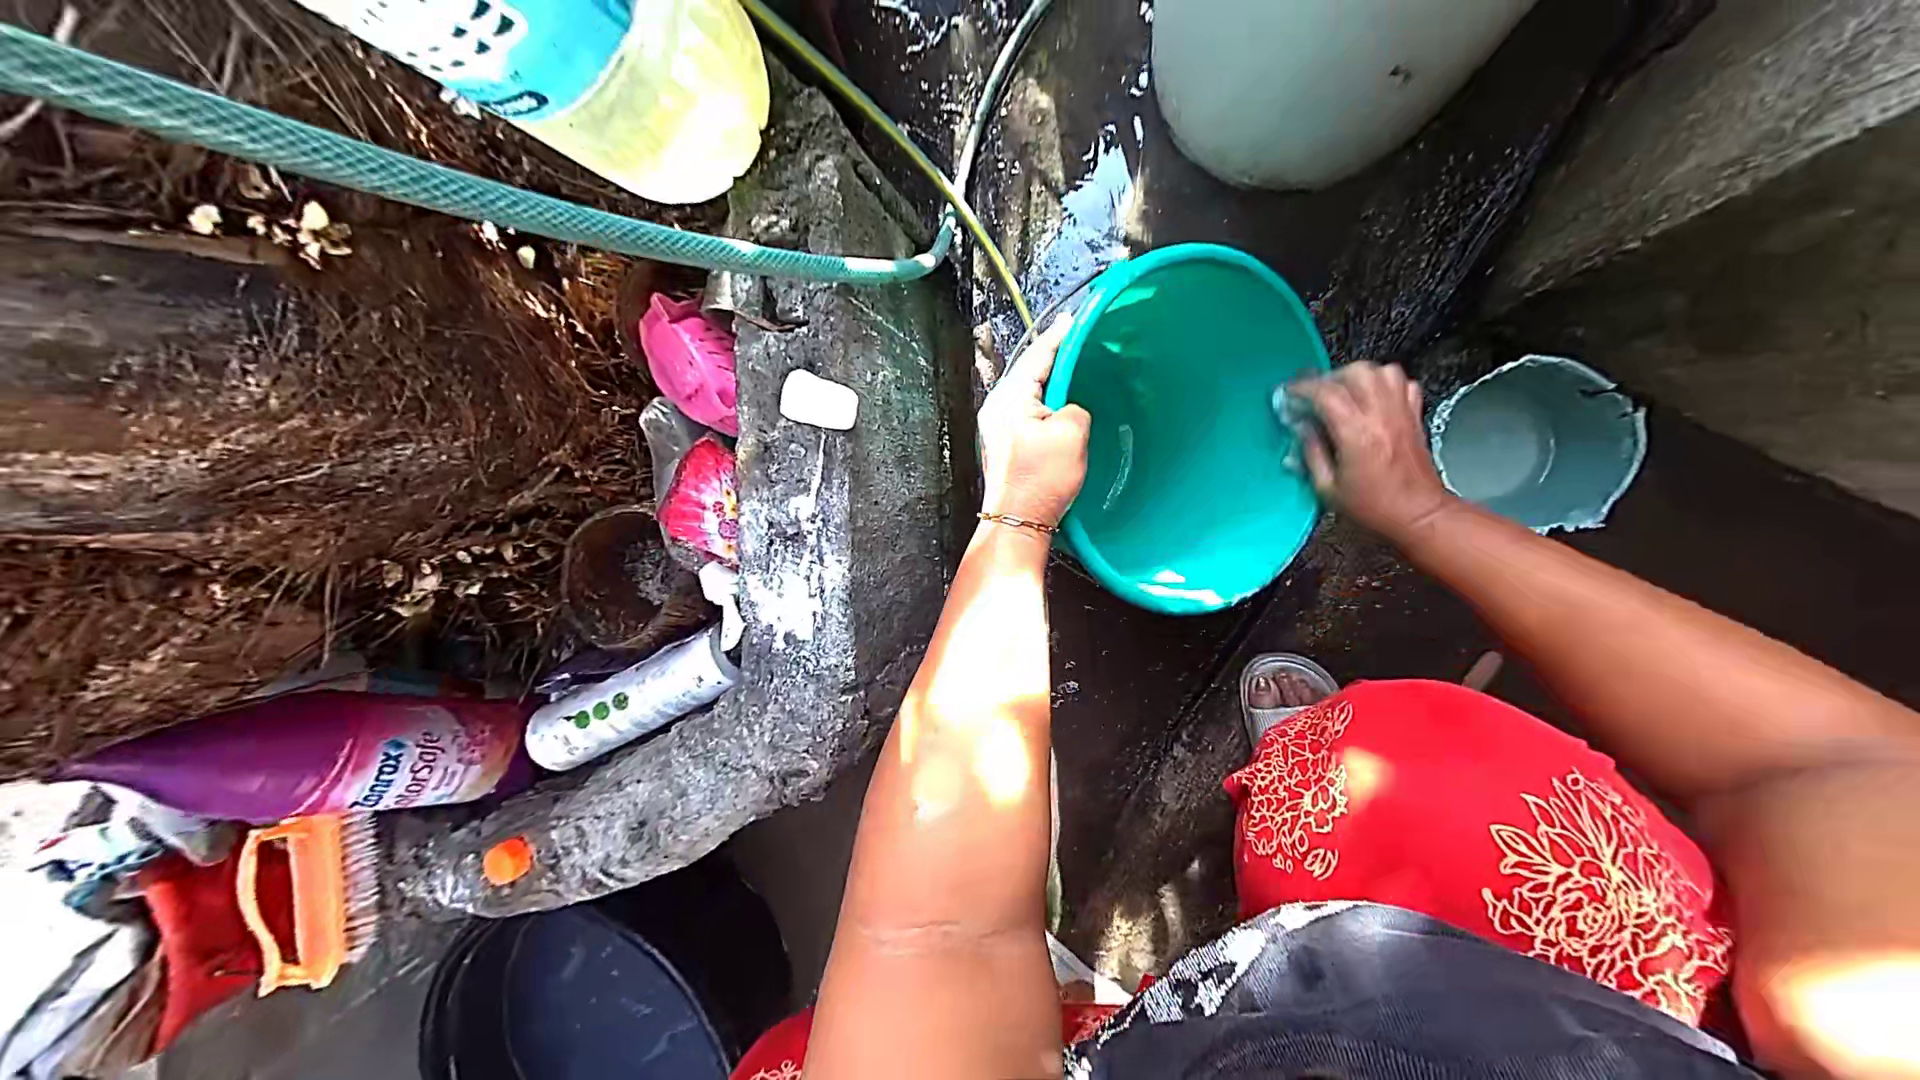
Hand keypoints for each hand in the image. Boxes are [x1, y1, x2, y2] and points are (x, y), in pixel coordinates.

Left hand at [979, 316, 1090, 525]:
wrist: (1017, 521)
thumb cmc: (1039, 483)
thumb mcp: (1072, 433)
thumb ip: (1074, 406)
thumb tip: (1069, 409)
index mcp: (1010, 398)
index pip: (1038, 355)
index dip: (1061, 337)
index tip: (1074, 321)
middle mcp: (997, 408)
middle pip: (1030, 371)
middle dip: (1055, 359)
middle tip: (1078, 346)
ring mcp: (997, 426)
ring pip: (1028, 392)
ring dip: (1050, 385)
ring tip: (1073, 377)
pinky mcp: (1004, 443)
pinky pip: (1026, 411)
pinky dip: (1044, 405)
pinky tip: (1060, 410)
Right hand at [1288, 361, 1456, 541]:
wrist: (1418, 514)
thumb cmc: (1375, 507)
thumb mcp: (1327, 488)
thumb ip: (1311, 453)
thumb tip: (1301, 428)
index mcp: (1357, 435)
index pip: (1326, 393)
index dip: (1302, 388)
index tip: (1289, 394)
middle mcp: (1382, 417)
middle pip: (1356, 372)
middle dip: (1329, 378)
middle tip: (1314, 394)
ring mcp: (1402, 413)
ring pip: (1381, 371)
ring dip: (1357, 376)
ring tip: (1342, 392)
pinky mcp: (1414, 416)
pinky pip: (1402, 383)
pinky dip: (1383, 383)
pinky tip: (1370, 399)